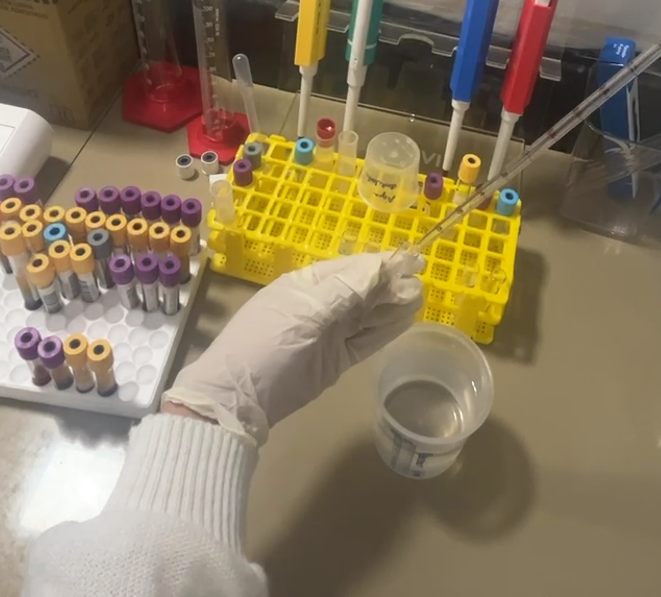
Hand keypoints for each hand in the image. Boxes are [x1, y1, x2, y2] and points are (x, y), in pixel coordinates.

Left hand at [164, 252, 424, 446]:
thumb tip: (382, 267)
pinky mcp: (333, 361)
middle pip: (362, 290)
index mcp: (308, 285)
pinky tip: (405, 321)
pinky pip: (364, 341)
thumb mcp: (307, 312)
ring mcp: (327, 334)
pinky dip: (384, 330)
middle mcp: (319, 305)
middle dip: (390, 285)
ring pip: (366, 315)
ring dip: (392, 306)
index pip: (352, 267)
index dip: (382, 263)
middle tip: (422, 280)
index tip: (414, 259)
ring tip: (420, 296)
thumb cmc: (268, 344)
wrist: (238, 400)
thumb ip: (347, 290)